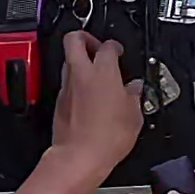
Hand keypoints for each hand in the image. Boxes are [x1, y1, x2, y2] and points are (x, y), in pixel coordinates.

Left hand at [50, 31, 141, 182]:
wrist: (79, 156)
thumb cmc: (106, 138)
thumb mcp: (134, 116)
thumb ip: (134, 96)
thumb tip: (135, 89)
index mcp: (103, 72)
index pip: (108, 46)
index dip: (115, 46)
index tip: (119, 52)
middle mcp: (81, 74)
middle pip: (74, 39)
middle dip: (85, 37)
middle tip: (97, 47)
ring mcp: (67, 87)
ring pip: (68, 60)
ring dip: (79, 60)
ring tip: (94, 72)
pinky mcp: (59, 102)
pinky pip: (66, 83)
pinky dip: (76, 82)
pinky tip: (88, 95)